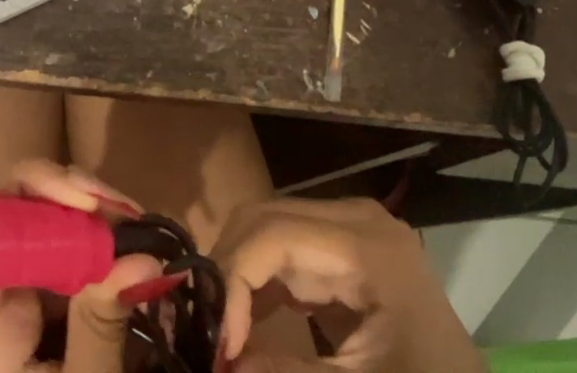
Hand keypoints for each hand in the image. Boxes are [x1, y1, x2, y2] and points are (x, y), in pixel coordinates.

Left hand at [0, 159, 165, 372]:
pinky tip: (119, 245)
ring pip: (28, 221)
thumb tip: (144, 255)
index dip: (30, 184)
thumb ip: (105, 322)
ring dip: (83, 216)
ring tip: (136, 224)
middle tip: (130, 211)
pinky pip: (42, 250)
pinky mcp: (11, 302)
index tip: (93, 202)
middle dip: (69, 194)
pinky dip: (82, 242)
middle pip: (3, 203)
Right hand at [216, 199, 480, 371]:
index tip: (219, 341)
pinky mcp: (343, 248)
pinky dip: (257, 280)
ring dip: (237, 274)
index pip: (275, 235)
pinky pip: (283, 247)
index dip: (234, 279)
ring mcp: (350, 229)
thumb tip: (218, 363)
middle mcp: (356, 220)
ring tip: (221, 328)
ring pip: (267, 228)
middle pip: (265, 219)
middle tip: (207, 329)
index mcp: (369, 248)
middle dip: (227, 270)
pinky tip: (244, 323)